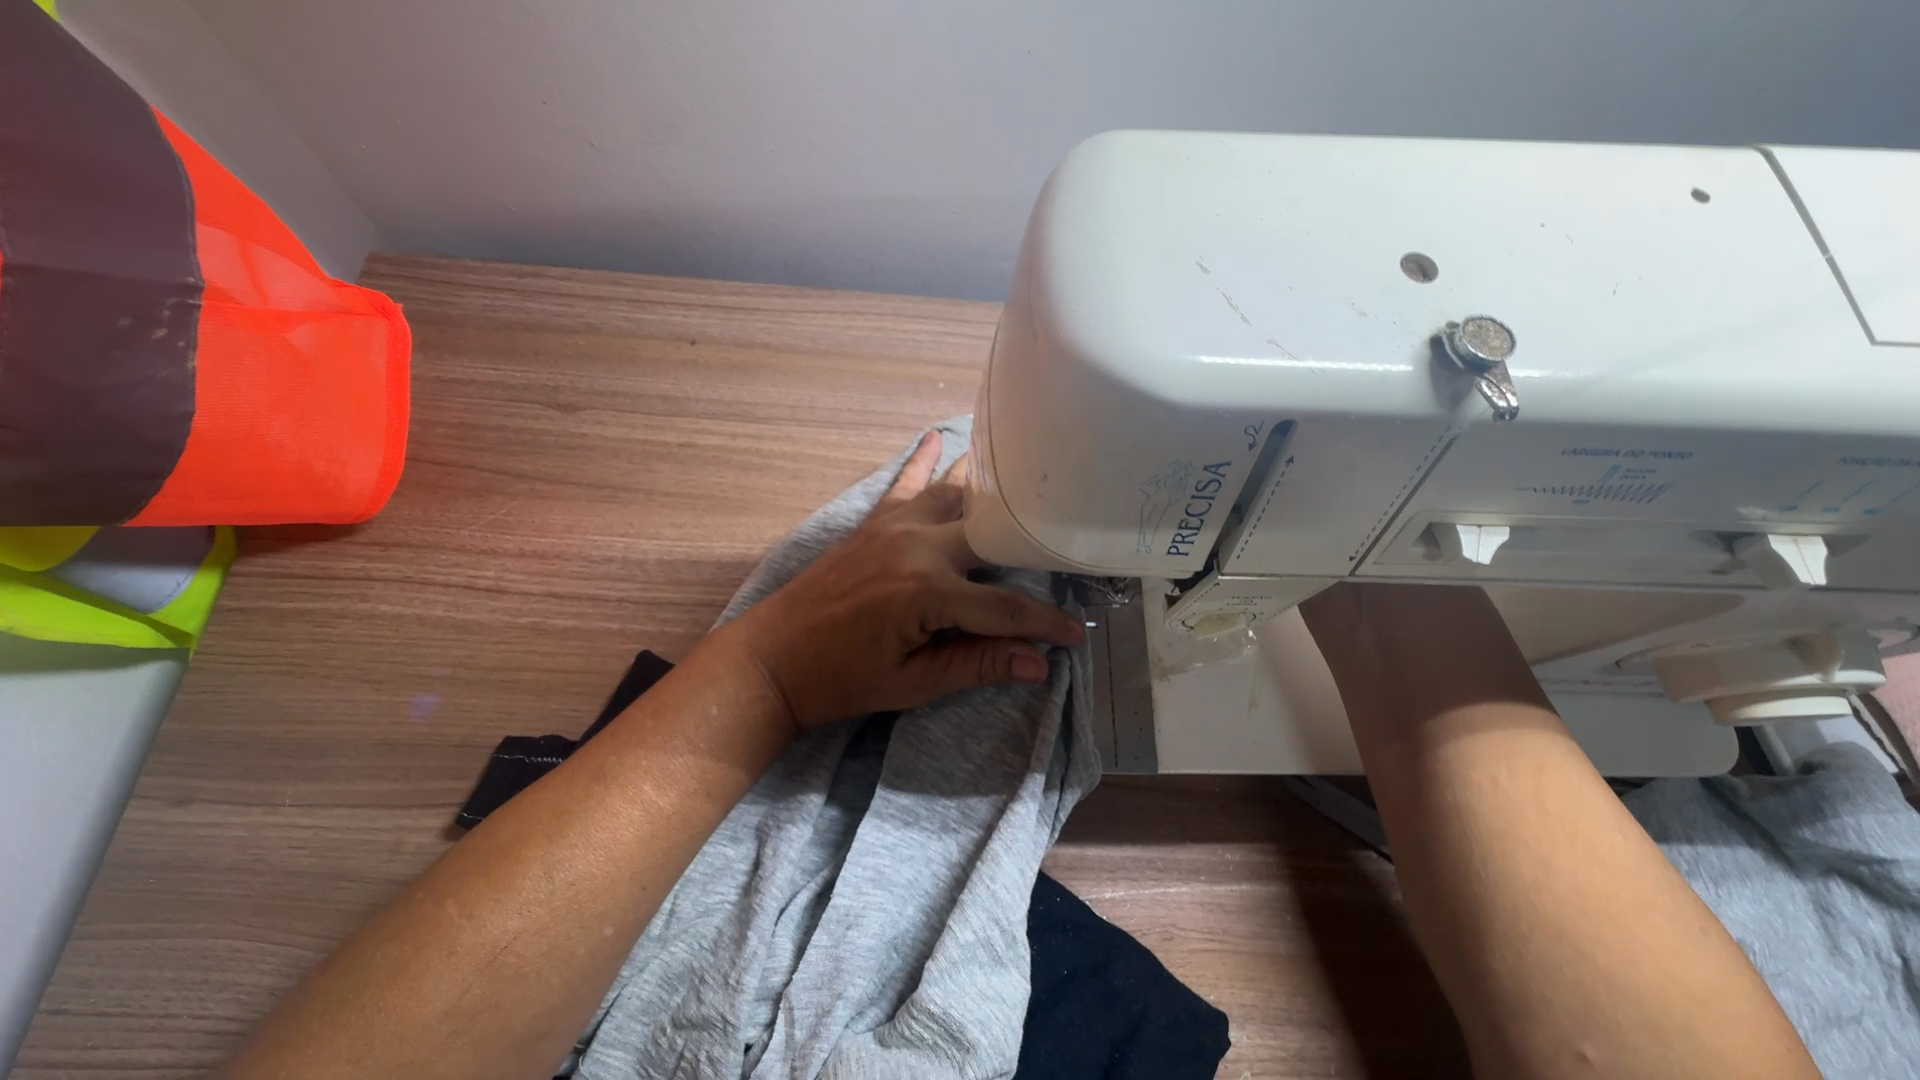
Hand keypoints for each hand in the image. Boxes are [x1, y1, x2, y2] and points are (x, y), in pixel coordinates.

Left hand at [720, 430, 1084, 731]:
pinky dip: (924, 462)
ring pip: (954, 497)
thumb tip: (1038, 664)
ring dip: (990, 493)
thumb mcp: (913, 683)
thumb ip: (977, 664)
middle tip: (1063, 554)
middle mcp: (916, 546)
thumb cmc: (839, 680)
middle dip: (1030, 547)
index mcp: (928, 591)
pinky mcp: (872, 524)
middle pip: (991, 537)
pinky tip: (938, 436)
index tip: (1076, 633)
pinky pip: (905, 484)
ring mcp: (892, 527)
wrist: (770, 661)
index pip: (1004, 607)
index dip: (1044, 623)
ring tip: (1027, 482)